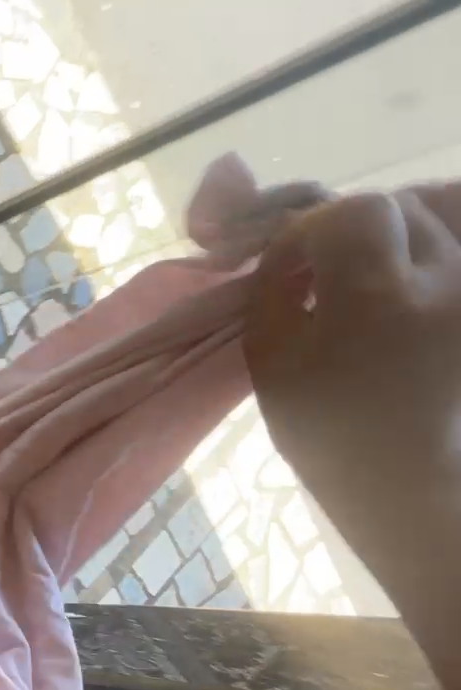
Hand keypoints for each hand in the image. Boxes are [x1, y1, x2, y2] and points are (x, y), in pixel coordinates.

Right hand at [245, 186, 460, 497]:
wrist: (403, 464)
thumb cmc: (321, 421)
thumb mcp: (270, 356)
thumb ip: (275, 290)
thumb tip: (291, 249)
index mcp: (378, 300)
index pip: (350, 213)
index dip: (308, 230)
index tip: (285, 265)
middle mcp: (452, 278)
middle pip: (400, 202)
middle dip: (349, 226)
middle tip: (322, 265)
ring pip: (447, 202)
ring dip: (401, 218)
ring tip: (374, 256)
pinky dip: (440, 226)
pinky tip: (416, 257)